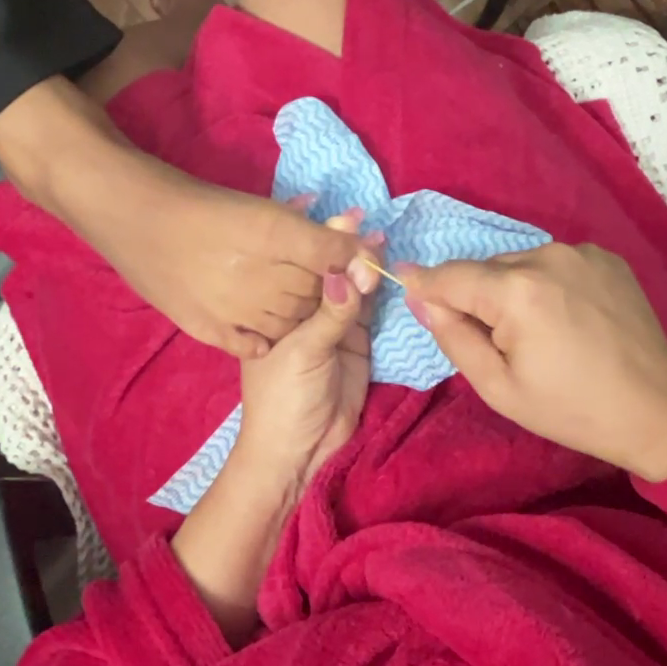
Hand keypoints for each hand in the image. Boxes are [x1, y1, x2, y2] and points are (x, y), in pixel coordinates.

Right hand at [0, 78, 362, 359]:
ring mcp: (234, 308)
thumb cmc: (197, 202)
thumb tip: (352, 223)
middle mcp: (259, 275)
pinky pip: (257, 343)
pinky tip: (264, 321)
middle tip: (328, 274)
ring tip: (291, 295)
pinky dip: (268, 336)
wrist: (133, 218)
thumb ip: (305, 221)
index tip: (371, 253)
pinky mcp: (209, 330)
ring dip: (302, 313)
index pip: (335, 257)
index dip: (358, 257)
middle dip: (330, 284)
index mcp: (273, 235)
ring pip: (292, 322)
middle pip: (318, 292)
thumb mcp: (258, 207)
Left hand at [238, 212, 379, 482]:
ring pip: (353, 285)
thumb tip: (352, 269)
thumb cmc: (284, 397)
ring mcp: (332, 323)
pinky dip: (380, 290)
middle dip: (345, 246)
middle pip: (330, 269)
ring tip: (381, 237)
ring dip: (366, 264)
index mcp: (276, 306)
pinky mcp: (357, 340)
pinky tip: (390, 268)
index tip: (341, 215)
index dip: (319, 239)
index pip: (300, 264)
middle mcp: (303, 308)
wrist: (301, 450)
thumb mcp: (305, 351)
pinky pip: (370, 308)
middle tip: (367, 221)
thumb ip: (332, 312)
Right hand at [402, 243, 666, 481]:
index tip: (404, 282)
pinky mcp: (605, 256)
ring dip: (512, 290)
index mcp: (516, 291)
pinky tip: (567, 318)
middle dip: (477, 297)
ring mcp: (580, 252)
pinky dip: (546, 284)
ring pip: (519, 264)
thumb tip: (422, 299)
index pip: (450, 276)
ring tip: (538, 333)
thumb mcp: (498, 387)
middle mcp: (547, 256)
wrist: (657, 409)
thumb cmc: (570, 408)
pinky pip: (553, 264)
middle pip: (486, 270)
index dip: (424, 283)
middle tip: (496, 341)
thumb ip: (453, 337)